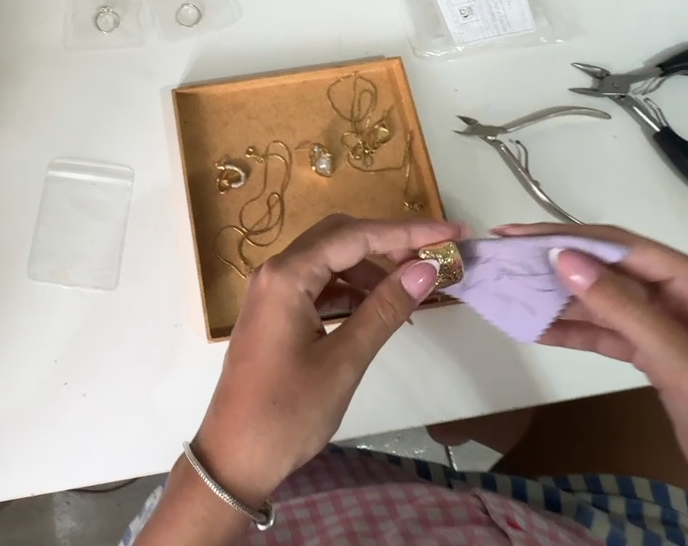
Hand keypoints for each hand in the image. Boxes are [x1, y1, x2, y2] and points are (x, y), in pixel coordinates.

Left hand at [139, 214, 465, 542]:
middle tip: (435, 257)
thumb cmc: (288, 411)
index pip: (355, 236)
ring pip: (330, 260)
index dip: (407, 231)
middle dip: (390, 243)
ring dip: (372, 268)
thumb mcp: (344, 361)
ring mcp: (273, 290)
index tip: (452, 231)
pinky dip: (352, 289)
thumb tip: (426, 270)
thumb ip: (384, 310)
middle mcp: (276, 270)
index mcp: (287, 274)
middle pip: (340, 237)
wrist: (234, 456)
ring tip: (414, 288)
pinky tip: (380, 308)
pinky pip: (319, 284)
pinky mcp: (276, 311)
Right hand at [497, 223, 687, 545]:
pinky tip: (536, 328)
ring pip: (605, 302)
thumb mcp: (686, 366)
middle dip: (555, 262)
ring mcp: (674, 331)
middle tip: (501, 258)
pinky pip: (610, 335)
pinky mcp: (662, 363)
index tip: (513, 234)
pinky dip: (575, 331)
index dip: (564, 237)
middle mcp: (686, 298)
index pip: (622, 247)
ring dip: (559, 298)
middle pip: (609, 269)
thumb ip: (624, 309)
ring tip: (508, 290)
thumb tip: (561, 256)